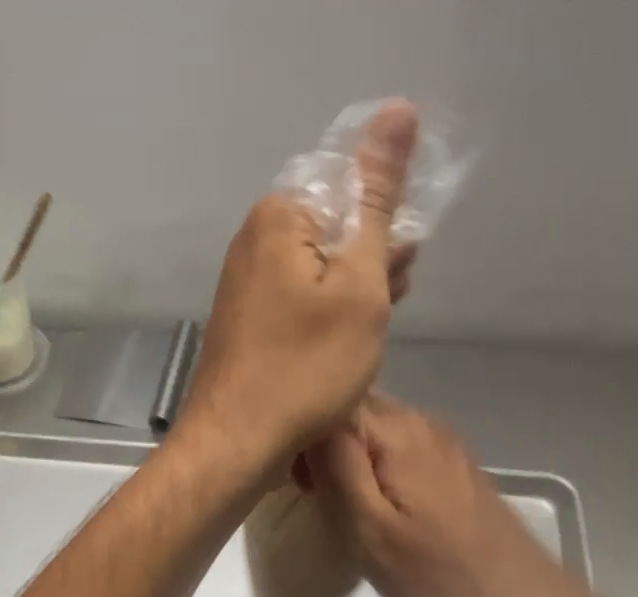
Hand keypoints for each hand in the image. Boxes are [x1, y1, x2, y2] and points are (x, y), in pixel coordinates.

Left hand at [177, 101, 420, 461]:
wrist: (235, 444)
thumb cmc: (305, 367)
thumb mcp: (359, 281)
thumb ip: (379, 199)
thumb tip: (397, 111)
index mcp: (279, 216)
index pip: (351, 183)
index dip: (388, 220)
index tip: (401, 265)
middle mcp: (254, 240)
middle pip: (335, 226)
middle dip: (372, 258)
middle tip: (387, 304)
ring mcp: (246, 284)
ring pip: (321, 268)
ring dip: (356, 292)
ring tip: (369, 331)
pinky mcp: (248, 322)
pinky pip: (301, 299)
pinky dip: (329, 314)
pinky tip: (347, 343)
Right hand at [313, 395, 571, 596]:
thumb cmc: (436, 572)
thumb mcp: (370, 529)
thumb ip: (337, 468)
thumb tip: (311, 421)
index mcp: (396, 431)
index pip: (329, 401)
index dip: (302, 432)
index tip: (294, 476)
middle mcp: (420, 420)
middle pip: (351, 407)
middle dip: (321, 441)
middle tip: (310, 492)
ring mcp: (440, 439)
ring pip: (372, 426)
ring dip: (346, 454)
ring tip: (337, 500)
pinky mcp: (452, 462)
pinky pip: (395, 444)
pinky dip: (373, 462)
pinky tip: (375, 502)